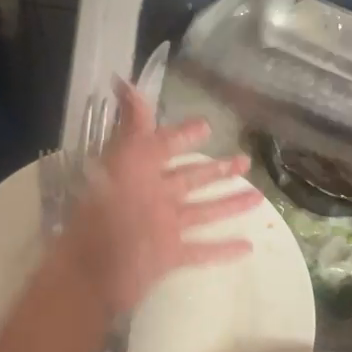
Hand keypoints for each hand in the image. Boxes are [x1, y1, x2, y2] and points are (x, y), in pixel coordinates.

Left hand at [58, 80, 262, 313]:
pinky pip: (202, 250)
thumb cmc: (106, 211)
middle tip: (245, 161)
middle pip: (191, 179)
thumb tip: (123, 81)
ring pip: (203, 212)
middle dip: (217, 169)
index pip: (165, 146)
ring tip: (258, 198)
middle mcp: (153, 196)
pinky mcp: (169, 256)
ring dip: (230, 204)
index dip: (184, 135)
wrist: (93, 270)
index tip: (207, 126)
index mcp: (140, 171)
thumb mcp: (121, 160)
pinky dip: (224, 248)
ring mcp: (163, 227)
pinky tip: (248, 246)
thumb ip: (131, 125)